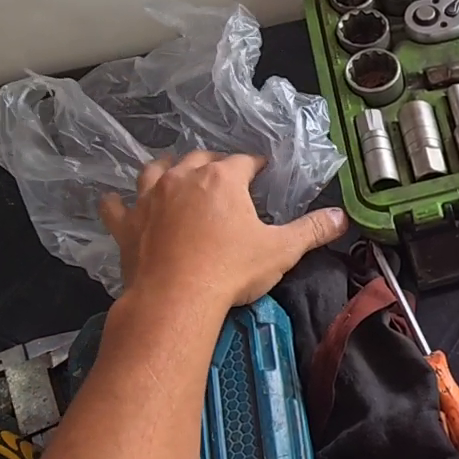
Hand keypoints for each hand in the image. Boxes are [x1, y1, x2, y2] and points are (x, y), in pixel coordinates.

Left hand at [98, 151, 347, 310]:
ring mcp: (148, 199)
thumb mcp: (282, 250)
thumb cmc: (232, 270)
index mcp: (222, 180)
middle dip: (214, 164)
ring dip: (167, 170)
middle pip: (199, 159)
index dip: (255, 165)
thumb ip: (313, 230)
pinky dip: (119, 203)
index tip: (263, 172)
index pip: (243, 161)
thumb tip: (342, 217)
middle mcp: (182, 178)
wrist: (176, 299)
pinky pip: (116, 205)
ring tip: (177, 177)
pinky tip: (120, 203)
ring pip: (155, 170)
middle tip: (226, 178)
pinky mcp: (127, 224)